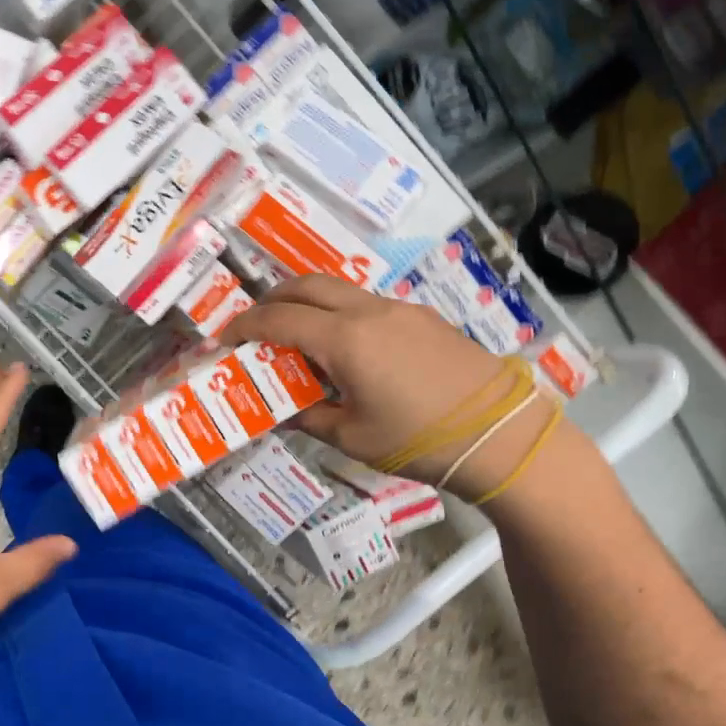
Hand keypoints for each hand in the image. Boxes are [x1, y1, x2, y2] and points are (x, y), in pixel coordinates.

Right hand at [220, 276, 583, 501]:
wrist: (502, 435)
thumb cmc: (417, 440)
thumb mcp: (349, 437)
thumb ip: (307, 417)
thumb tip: (280, 411)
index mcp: (345, 339)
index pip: (278, 320)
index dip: (244, 327)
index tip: (223, 342)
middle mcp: (369, 312)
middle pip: (307, 285)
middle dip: (271, 300)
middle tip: (252, 326)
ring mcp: (400, 311)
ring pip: (338, 290)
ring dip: (306, 304)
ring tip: (292, 337)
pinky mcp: (422, 319)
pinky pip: (365, 305)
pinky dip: (336, 315)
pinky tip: (338, 349)